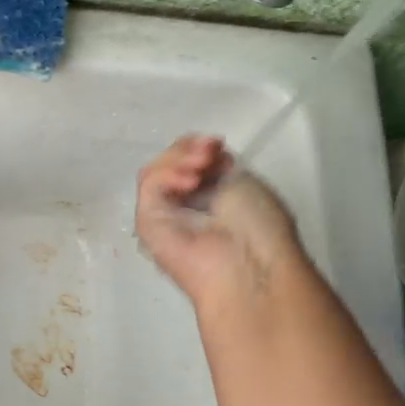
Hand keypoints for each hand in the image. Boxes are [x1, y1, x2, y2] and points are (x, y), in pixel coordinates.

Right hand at [135, 135, 301, 312]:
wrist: (248, 262)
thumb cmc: (259, 226)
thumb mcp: (244, 182)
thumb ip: (216, 165)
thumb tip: (199, 154)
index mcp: (208, 194)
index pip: (188, 160)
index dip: (198, 146)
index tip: (217, 143)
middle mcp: (182, 203)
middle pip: (168, 162)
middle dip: (187, 149)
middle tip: (210, 153)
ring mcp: (162, 212)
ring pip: (154, 171)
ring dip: (177, 159)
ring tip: (202, 164)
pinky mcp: (146, 220)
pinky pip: (148, 185)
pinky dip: (167, 175)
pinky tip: (191, 181)